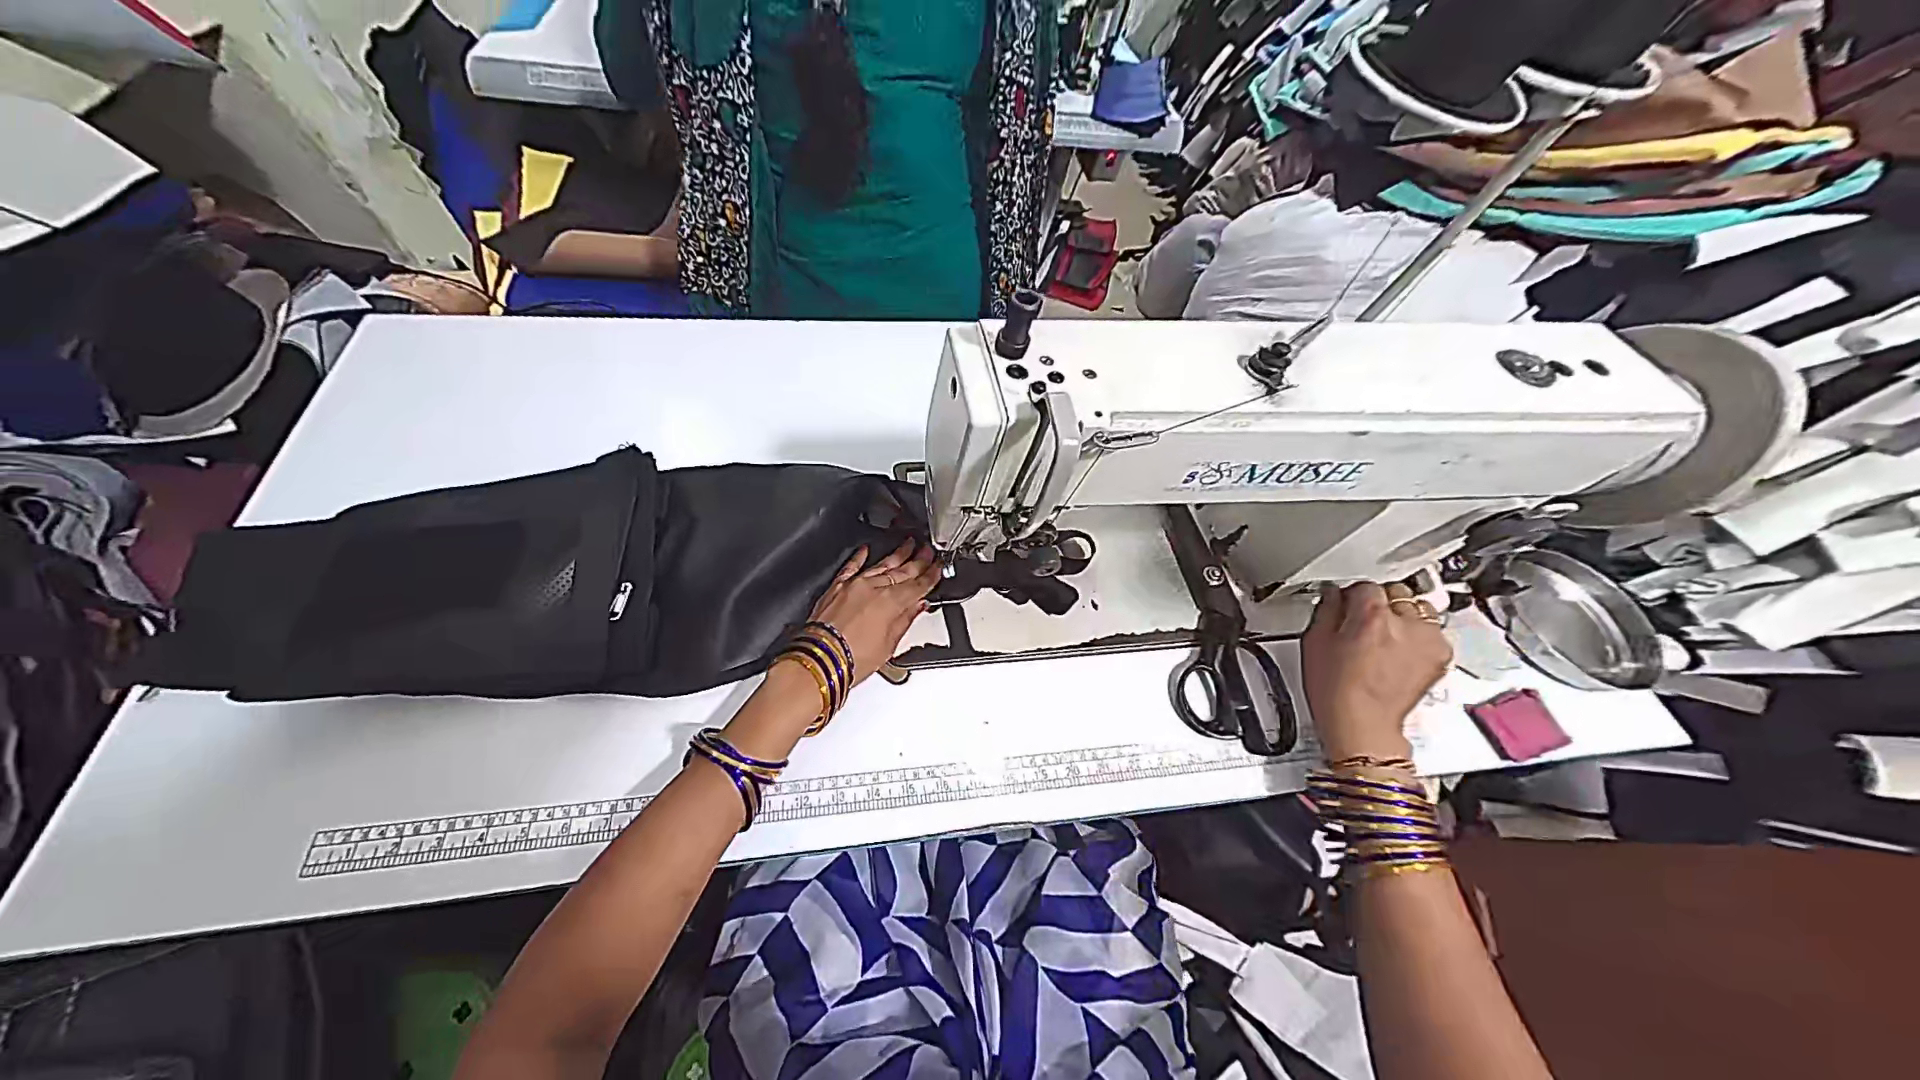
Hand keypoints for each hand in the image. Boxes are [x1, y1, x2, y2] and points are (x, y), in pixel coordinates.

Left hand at [808, 539, 940, 685]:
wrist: (820, 660)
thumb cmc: (851, 658)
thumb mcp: (889, 645)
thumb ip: (904, 621)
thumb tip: (916, 608)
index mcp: (892, 602)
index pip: (918, 586)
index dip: (931, 576)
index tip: (938, 568)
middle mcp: (874, 588)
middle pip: (903, 572)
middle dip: (919, 561)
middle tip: (928, 551)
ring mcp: (854, 586)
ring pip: (881, 565)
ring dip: (897, 555)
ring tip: (908, 545)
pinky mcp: (837, 587)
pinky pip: (851, 567)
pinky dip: (859, 557)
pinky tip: (866, 550)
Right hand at [1301, 582, 1452, 761]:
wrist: (1362, 724)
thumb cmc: (1336, 690)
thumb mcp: (1314, 641)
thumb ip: (1327, 609)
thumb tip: (1334, 594)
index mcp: (1371, 614)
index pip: (1366, 585)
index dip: (1351, 595)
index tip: (1345, 606)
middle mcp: (1406, 623)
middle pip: (1396, 592)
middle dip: (1380, 604)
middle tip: (1363, 624)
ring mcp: (1428, 640)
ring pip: (1419, 609)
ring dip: (1403, 618)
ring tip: (1384, 638)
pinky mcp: (1441, 656)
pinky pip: (1431, 632)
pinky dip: (1417, 637)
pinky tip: (1397, 652)